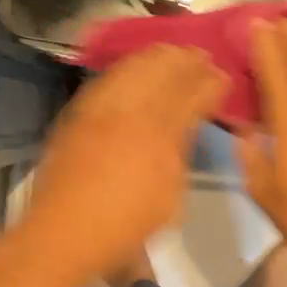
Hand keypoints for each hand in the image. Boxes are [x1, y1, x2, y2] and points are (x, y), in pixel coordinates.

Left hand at [22, 46, 226, 283]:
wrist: (62, 233)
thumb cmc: (124, 226)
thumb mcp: (169, 197)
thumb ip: (179, 154)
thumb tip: (186, 126)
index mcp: (158, 135)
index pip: (191, 96)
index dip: (210, 83)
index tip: (223, 77)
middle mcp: (129, 112)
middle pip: (163, 72)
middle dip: (186, 62)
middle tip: (202, 58)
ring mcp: (99, 110)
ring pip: (133, 68)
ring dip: (157, 58)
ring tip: (173, 53)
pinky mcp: (77, 114)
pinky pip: (107, 79)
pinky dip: (127, 68)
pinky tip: (136, 68)